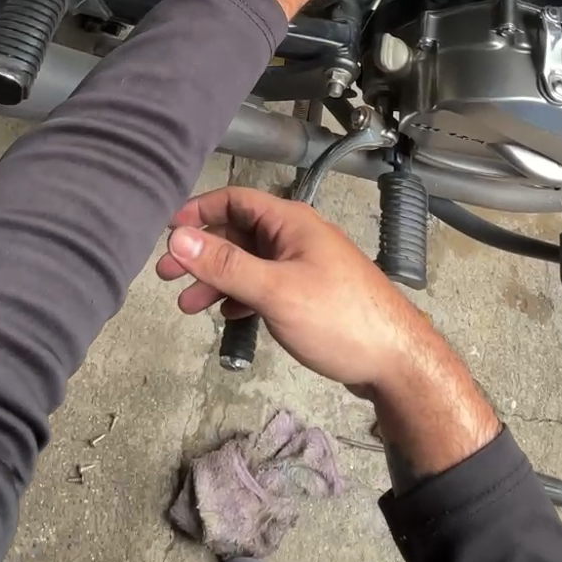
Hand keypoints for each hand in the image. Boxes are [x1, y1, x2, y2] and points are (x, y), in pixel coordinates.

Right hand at [157, 186, 499, 477]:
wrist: (396, 361)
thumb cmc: (337, 317)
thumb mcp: (274, 290)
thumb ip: (225, 264)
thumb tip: (177, 237)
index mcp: (289, 222)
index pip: (234, 200)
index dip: (198, 211)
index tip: (166, 232)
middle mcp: (294, 236)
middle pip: (237, 233)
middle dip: (201, 252)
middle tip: (164, 276)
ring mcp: (303, 265)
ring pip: (249, 263)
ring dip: (217, 279)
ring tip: (186, 305)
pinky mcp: (308, 293)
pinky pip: (264, 285)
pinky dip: (241, 296)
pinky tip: (226, 316)